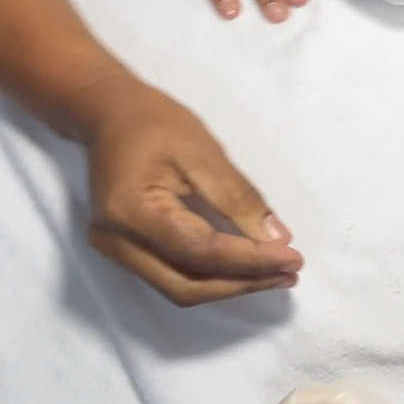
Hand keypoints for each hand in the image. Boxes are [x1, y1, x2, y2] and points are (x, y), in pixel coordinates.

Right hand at [63, 71, 303, 304]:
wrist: (109, 115)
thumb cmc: (156, 124)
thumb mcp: (204, 151)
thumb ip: (239, 197)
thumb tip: (277, 239)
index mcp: (132, 212)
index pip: (201, 252)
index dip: (251, 261)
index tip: (293, 258)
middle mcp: (116, 242)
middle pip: (188, 285)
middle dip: (244, 283)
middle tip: (291, 272)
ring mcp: (116, 251)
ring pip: (180, 288)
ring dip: (232, 285)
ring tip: (277, 274)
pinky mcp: (125, 250)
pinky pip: (174, 275)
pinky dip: (213, 276)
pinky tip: (246, 267)